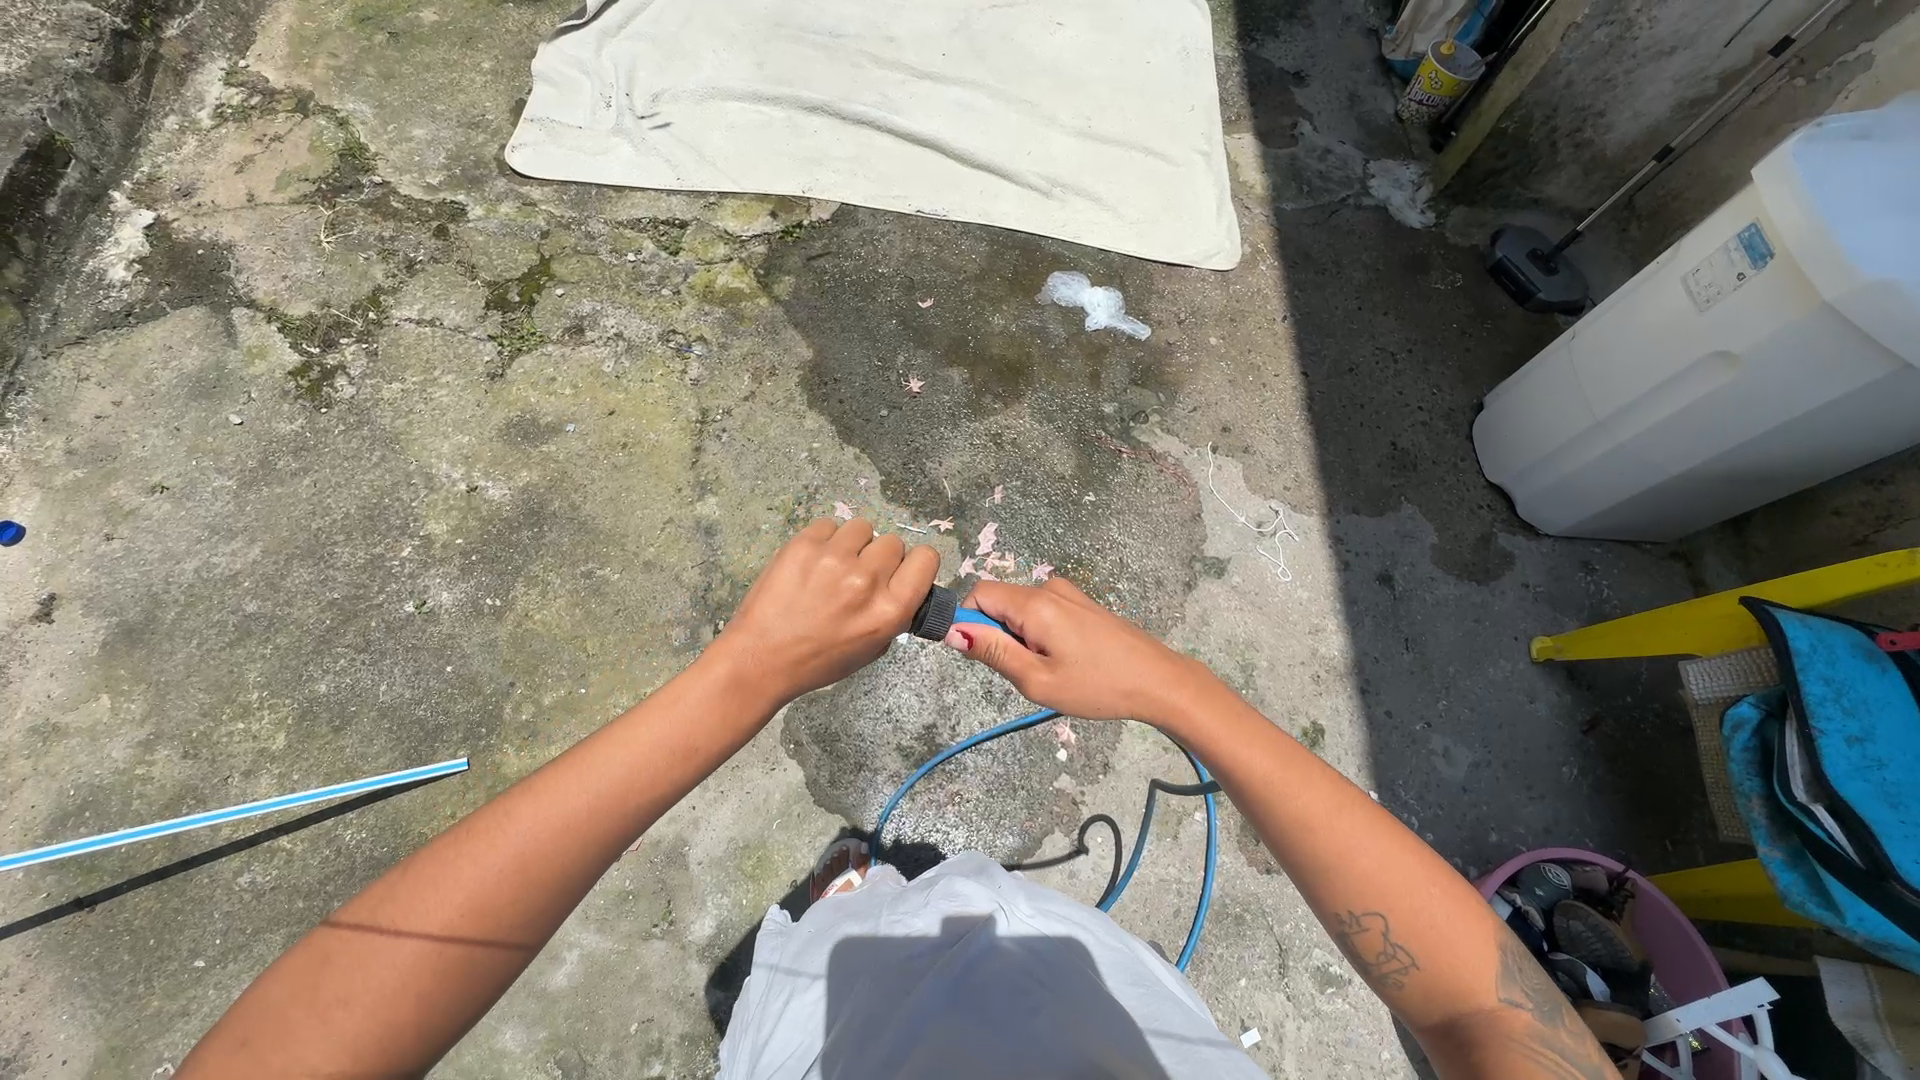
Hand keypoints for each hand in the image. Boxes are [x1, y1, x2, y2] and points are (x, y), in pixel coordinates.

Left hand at [711, 518, 938, 703]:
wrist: (762, 658)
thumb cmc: (819, 661)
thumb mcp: (874, 648)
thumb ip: (895, 613)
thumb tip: (901, 584)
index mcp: (891, 609)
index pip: (926, 558)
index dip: (915, 564)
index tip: (900, 573)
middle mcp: (868, 579)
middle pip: (893, 542)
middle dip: (880, 557)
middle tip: (859, 576)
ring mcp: (834, 558)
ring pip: (862, 527)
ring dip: (853, 544)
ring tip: (834, 566)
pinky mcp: (804, 544)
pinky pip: (829, 525)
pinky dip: (825, 540)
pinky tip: (812, 562)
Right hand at [948, 578, 1213, 726]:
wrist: (1158, 681)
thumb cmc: (1096, 686)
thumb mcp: (1037, 680)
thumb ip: (992, 652)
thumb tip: (952, 631)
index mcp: (1034, 604)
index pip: (978, 594)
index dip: (969, 623)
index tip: (985, 657)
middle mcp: (1048, 588)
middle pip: (999, 602)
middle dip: (998, 635)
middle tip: (1026, 671)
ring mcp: (1068, 593)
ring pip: (1020, 610)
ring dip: (1021, 638)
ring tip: (1051, 669)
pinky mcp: (1081, 603)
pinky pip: (1042, 612)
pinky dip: (1040, 635)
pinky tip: (1067, 661)